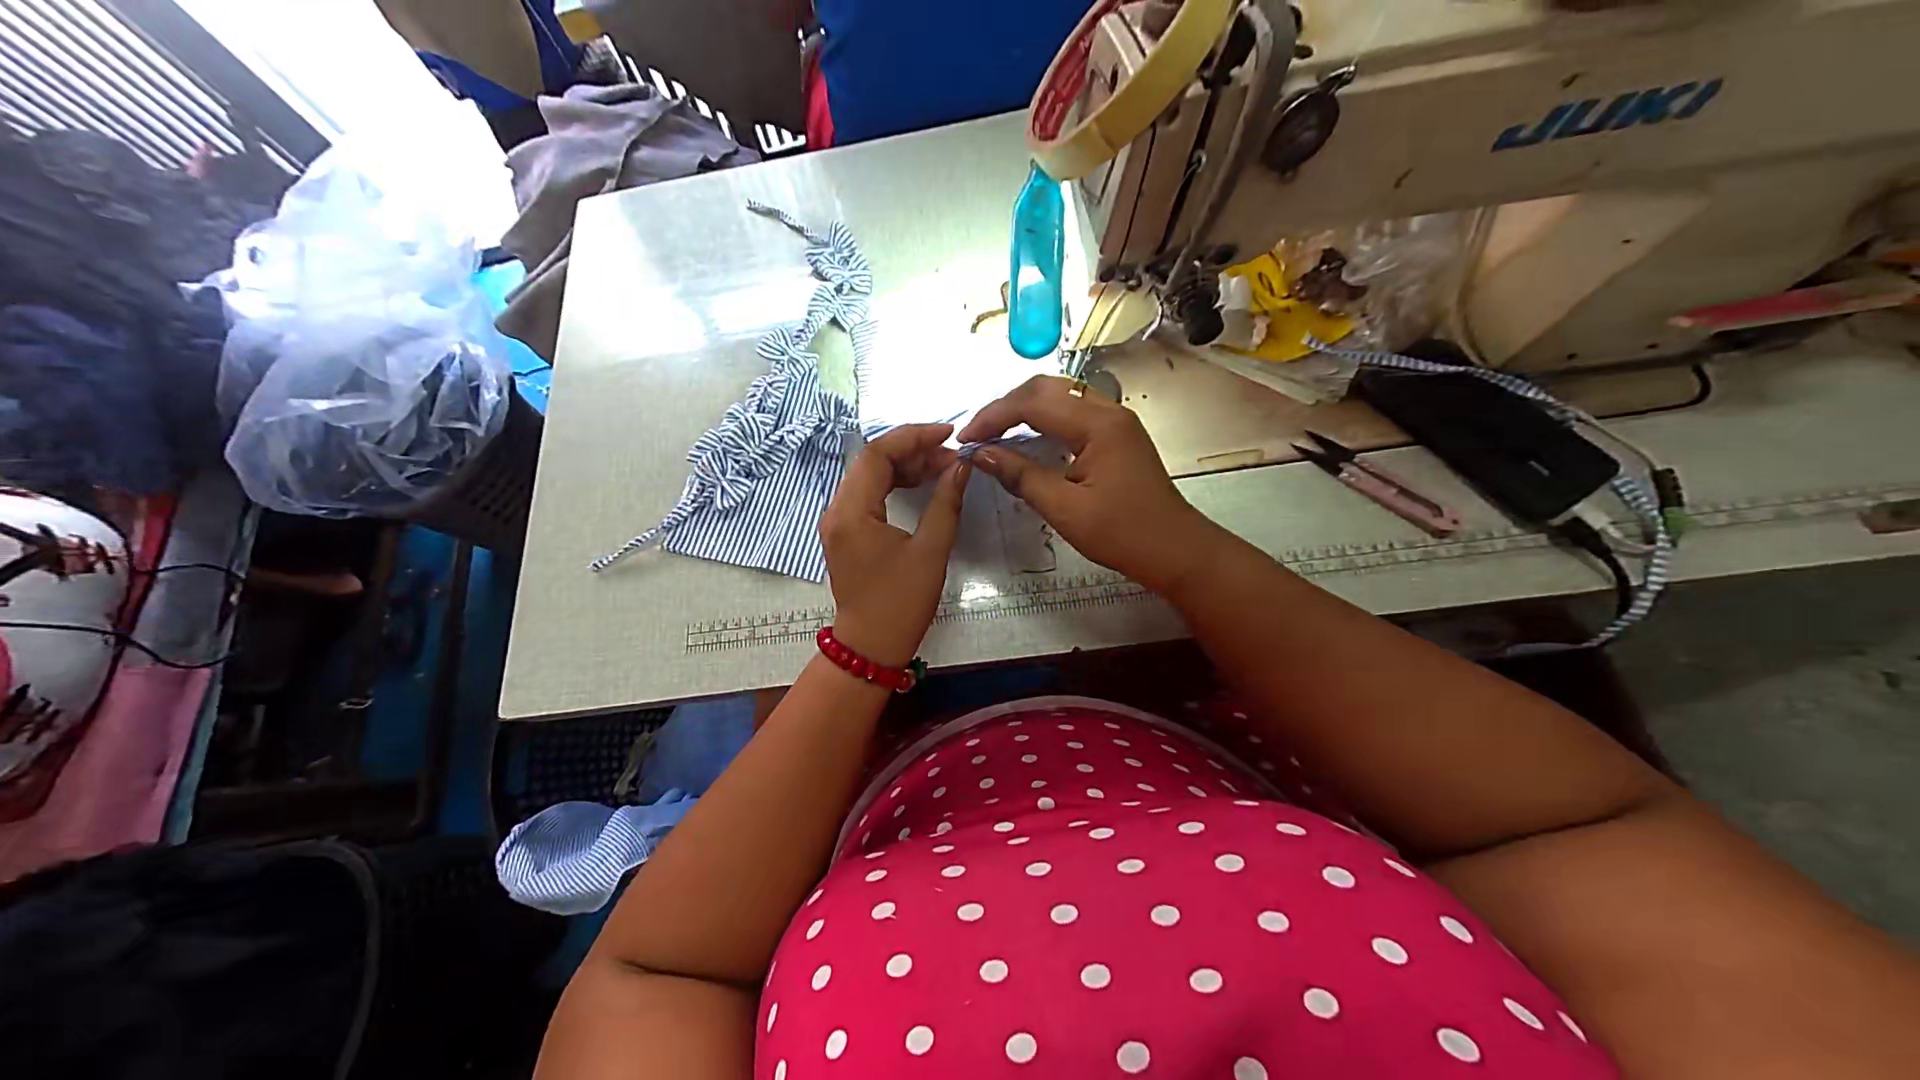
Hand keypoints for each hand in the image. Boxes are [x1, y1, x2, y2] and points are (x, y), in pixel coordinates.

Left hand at [820, 424, 968, 667]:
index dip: (913, 437)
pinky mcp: (844, 533)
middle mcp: (836, 510)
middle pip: (871, 461)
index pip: (877, 454)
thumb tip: (960, 467)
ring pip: (869, 476)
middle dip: (912, 451)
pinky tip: (920, 485)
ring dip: (904, 467)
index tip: (948, 434)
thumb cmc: (901, 603)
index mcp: (852, 512)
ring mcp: (837, 522)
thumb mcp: (931, 551)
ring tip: (942, 469)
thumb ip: (945, 503)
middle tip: (951, 457)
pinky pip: (867, 495)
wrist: (871, 646)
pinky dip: (893, 484)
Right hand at [959, 376, 1228, 593]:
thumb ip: (1021, 475)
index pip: (1032, 403)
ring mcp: (1115, 420)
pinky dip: (1042, 419)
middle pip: (1045, 389)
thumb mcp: (1065, 509)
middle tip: (977, 434)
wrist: (1175, 550)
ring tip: (994, 434)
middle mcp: (1108, 410)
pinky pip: (1072, 412)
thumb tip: (980, 453)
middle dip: (1005, 406)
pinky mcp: (1116, 434)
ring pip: (1059, 396)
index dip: (993, 417)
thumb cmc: (1123, 534)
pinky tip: (1026, 439)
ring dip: (1023, 409)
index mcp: (1098, 424)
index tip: (966, 439)